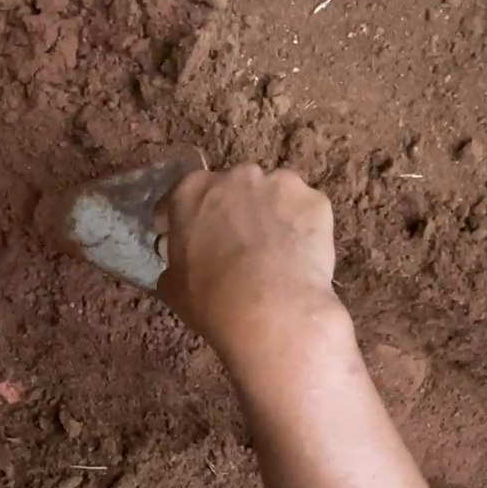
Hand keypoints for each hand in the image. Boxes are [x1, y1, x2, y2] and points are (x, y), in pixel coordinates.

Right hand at [156, 164, 350, 384]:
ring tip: (264, 252)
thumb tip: (182, 261)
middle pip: (225, 190)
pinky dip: (294, 227)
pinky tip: (291, 256)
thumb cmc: (210, 298)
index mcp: (191, 192)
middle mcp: (235, 176)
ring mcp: (280, 183)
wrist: (271, 311)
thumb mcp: (171, 286)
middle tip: (225, 248)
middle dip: (223, 213)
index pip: (175, 200)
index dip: (174, 223)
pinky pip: (299, 211)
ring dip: (261, 215)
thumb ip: (174, 261)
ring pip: (267, 195)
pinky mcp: (315, 200)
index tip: (177, 240)